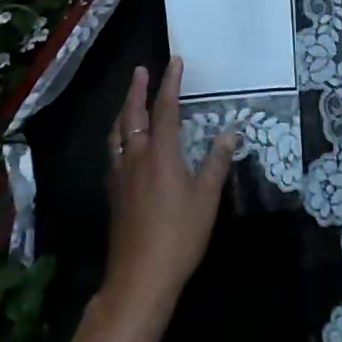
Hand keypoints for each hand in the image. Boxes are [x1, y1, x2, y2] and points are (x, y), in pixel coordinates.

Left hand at [103, 57, 235, 304]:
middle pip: (132, 117)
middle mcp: (135, 160)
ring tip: (129, 101)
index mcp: (160, 155)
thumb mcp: (207, 196)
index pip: (164, 111)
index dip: (170, 85)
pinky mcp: (114, 195)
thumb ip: (217, 162)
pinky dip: (118, 137)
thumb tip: (229, 133)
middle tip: (141, 71)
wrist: (139, 278)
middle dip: (137, 92)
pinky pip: (112, 154)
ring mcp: (120, 178)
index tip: (174, 63)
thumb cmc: (179, 234)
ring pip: (117, 135)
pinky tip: (124, 144)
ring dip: (123, 113)